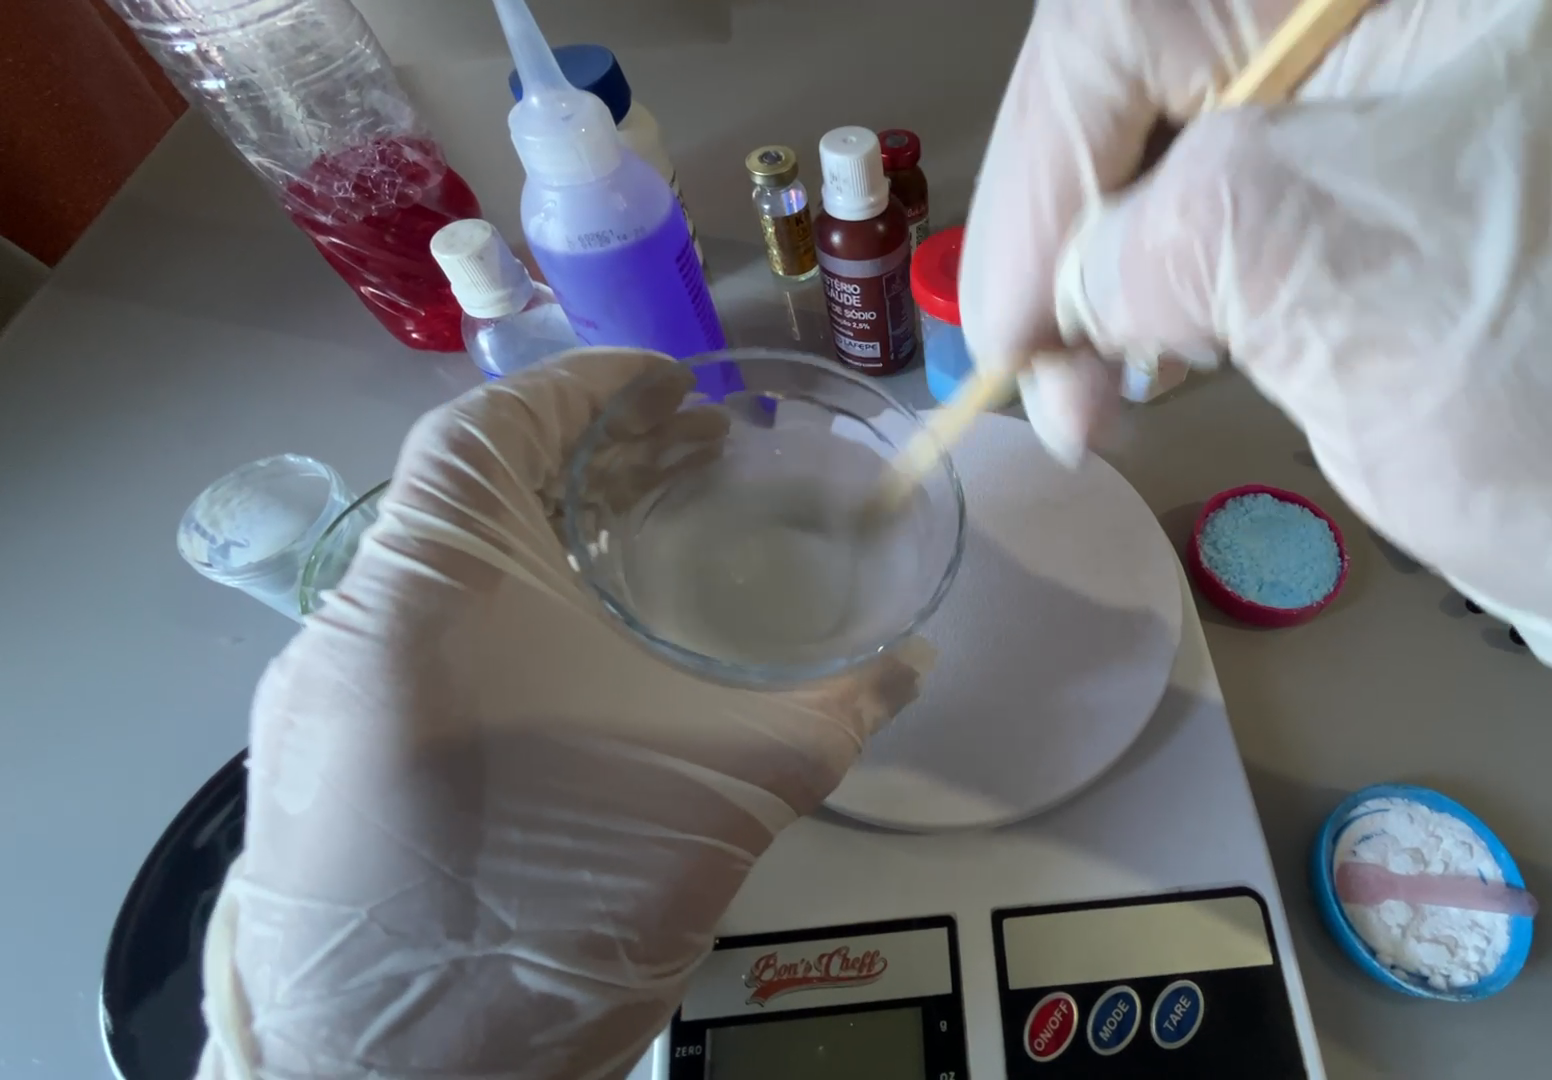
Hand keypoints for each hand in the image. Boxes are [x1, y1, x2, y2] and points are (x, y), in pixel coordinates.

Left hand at [196, 349, 931, 1079]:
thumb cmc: (568, 906)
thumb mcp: (730, 789)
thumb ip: (836, 712)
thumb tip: (918, 663)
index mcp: (445, 593)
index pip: (494, 426)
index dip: (589, 384)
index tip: (677, 382)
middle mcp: (376, 615)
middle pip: (493, 477)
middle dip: (609, 445)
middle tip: (708, 442)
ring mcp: (349, 678)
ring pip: (472, 544)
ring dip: (575, 510)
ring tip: (673, 506)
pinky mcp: (353, 734)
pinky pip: (452, 608)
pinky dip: (538, 578)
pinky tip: (609, 611)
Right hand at [960, 0, 1496, 461]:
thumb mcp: (1370, 282)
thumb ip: (1183, 241)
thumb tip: (1075, 285)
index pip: (1134, 18)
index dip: (1042, 170)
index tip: (1003, 326)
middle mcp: (1355, 32)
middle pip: (1123, 99)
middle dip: (1056, 245)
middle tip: (1031, 376)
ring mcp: (1337, 129)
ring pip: (1137, 178)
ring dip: (1083, 292)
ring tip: (1076, 399)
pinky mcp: (1322, 218)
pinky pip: (1177, 240)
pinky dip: (1128, 315)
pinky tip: (1123, 376)